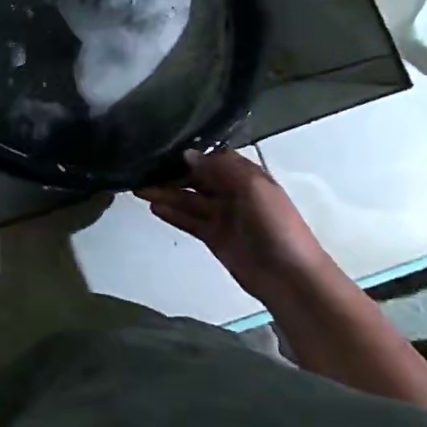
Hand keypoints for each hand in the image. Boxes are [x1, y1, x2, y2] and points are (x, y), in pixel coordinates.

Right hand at [138, 149, 337, 298]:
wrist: (288, 275)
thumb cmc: (275, 225)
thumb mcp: (253, 187)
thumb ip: (221, 169)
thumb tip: (188, 155)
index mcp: (248, 176)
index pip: (215, 159)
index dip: (192, 155)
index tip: (165, 150)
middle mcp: (233, 193)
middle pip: (199, 179)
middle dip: (174, 173)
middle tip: (143, 169)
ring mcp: (223, 216)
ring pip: (190, 200)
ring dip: (167, 193)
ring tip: (138, 188)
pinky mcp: (214, 238)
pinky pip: (190, 221)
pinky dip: (173, 213)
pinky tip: (154, 206)